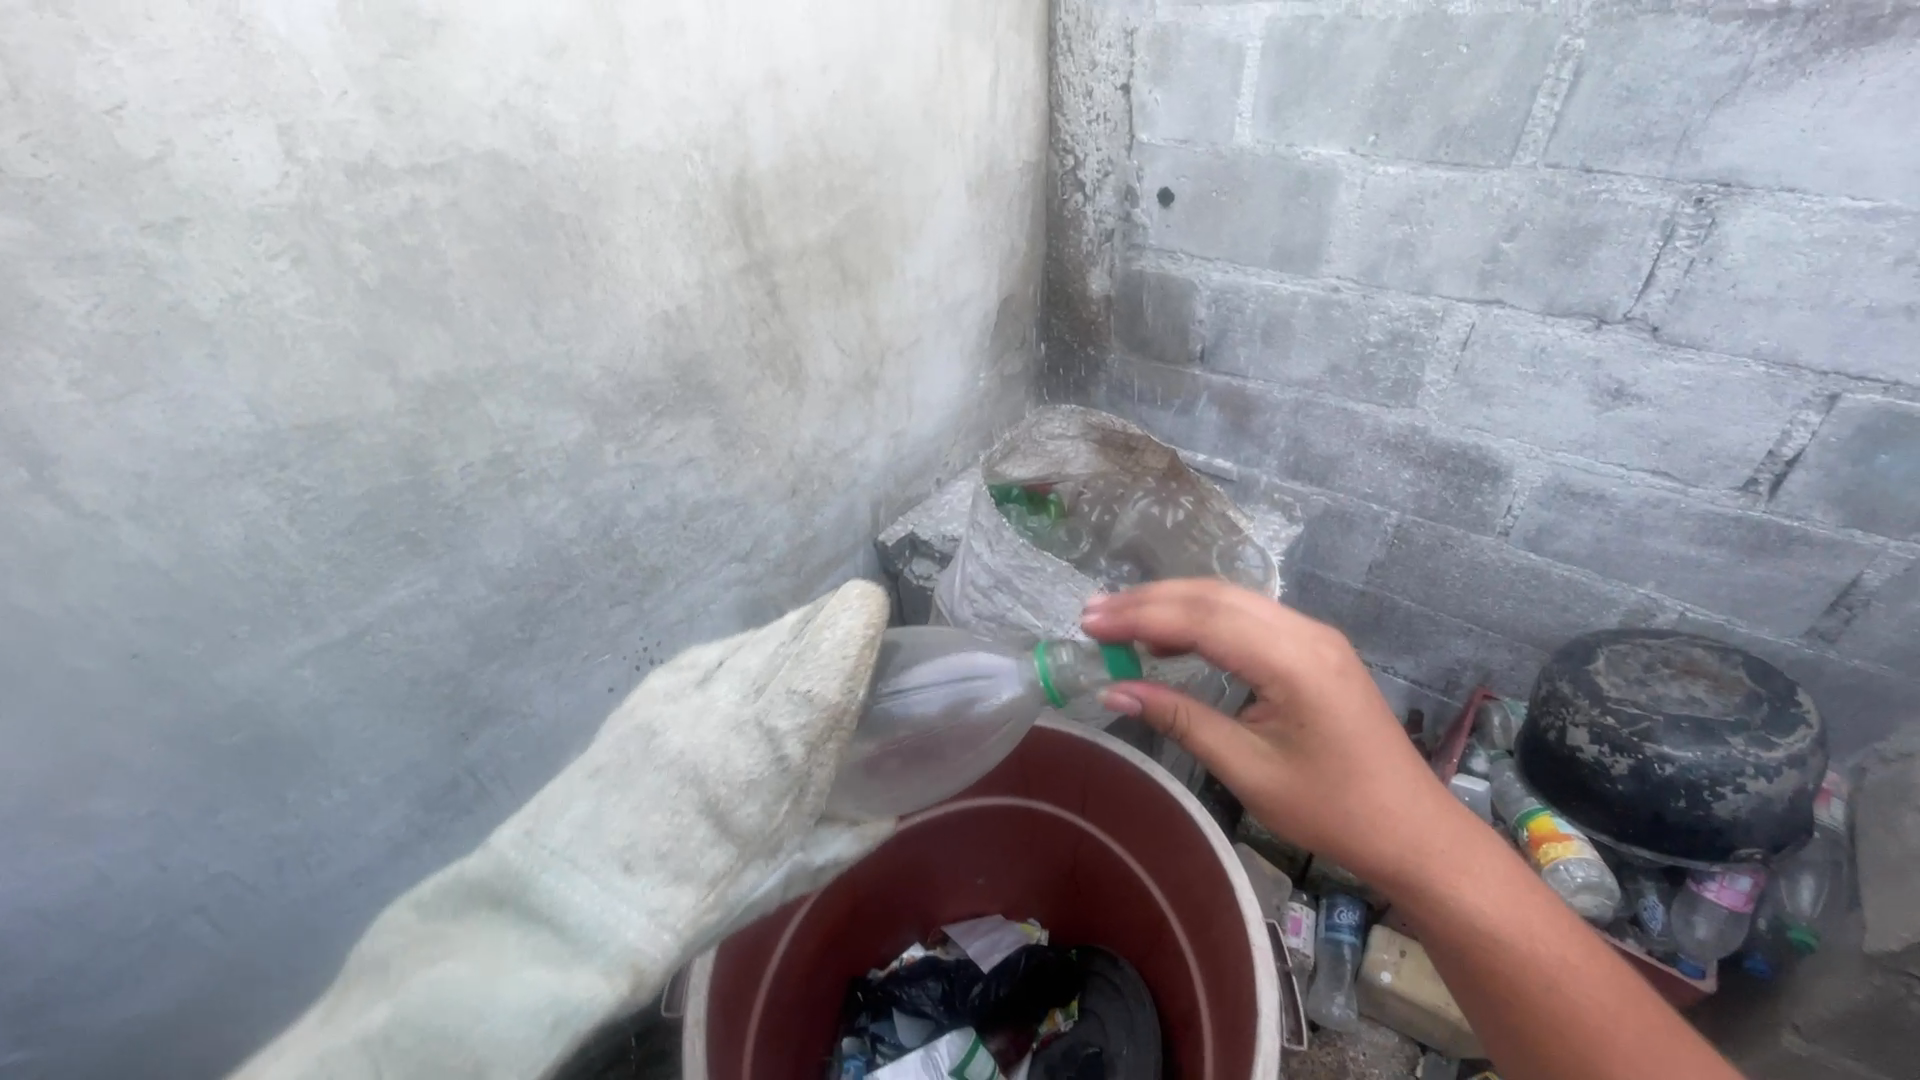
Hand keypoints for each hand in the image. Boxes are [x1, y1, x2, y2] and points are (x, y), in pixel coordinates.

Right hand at [1080, 579, 1459, 893]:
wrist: (1412, 829)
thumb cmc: (1332, 810)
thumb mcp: (1248, 770)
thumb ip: (1180, 719)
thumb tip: (1115, 691)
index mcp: (1294, 662)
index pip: (1202, 620)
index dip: (1140, 617)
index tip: (1089, 624)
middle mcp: (1305, 632)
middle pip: (1214, 596)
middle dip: (1148, 601)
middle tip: (1092, 614)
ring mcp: (1313, 635)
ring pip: (1229, 600)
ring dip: (1171, 604)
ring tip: (1118, 619)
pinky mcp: (1313, 647)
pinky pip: (1247, 617)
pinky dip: (1200, 619)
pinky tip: (1169, 638)